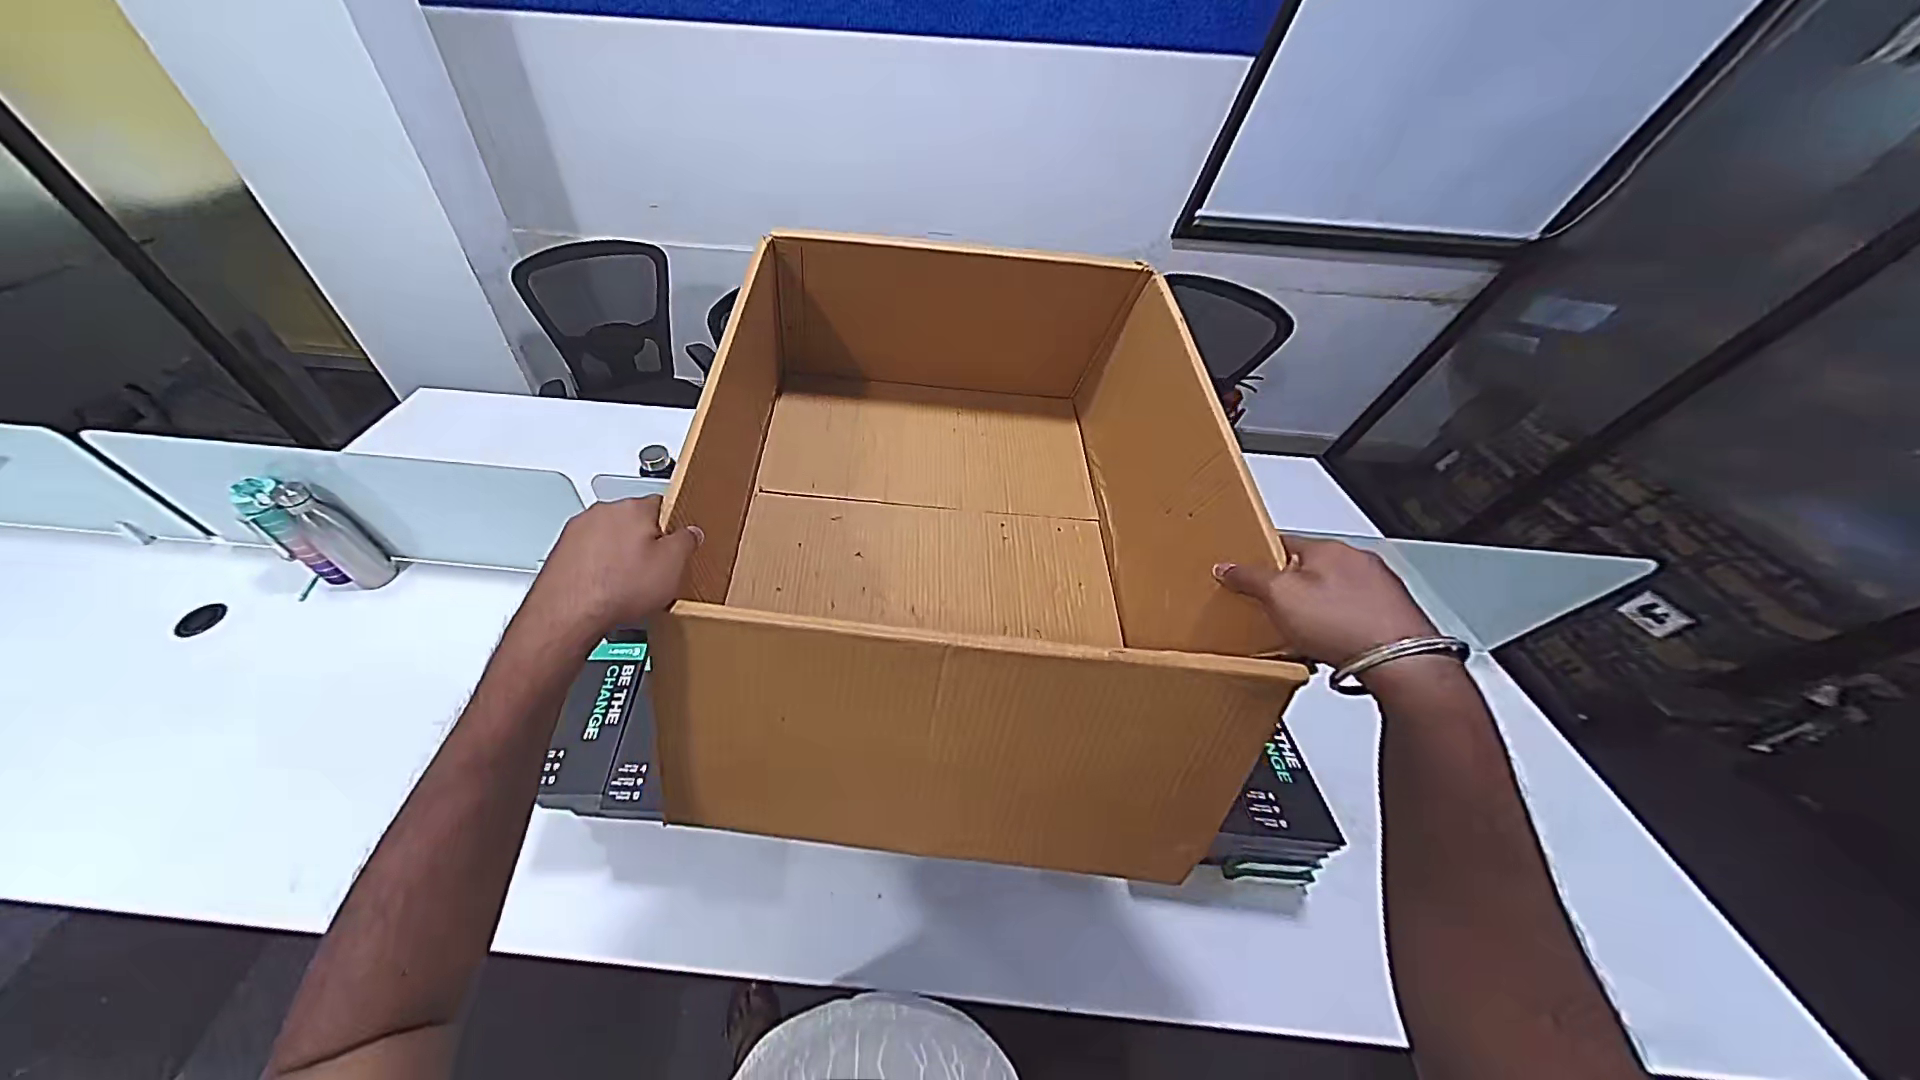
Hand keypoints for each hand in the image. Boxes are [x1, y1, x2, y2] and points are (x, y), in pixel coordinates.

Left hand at [517, 495, 701, 645]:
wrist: (568, 615)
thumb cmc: (616, 589)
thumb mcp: (673, 565)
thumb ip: (686, 541)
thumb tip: (690, 533)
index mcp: (633, 508)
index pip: (663, 506)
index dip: (673, 528)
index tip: (676, 546)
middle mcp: (603, 512)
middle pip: (635, 522)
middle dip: (645, 543)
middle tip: (654, 570)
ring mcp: (579, 531)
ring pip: (612, 539)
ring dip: (621, 556)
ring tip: (629, 585)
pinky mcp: (562, 551)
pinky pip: (592, 555)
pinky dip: (600, 568)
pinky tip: (608, 590)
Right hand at [1213, 537, 1435, 666]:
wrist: (1400, 663)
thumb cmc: (1345, 625)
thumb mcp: (1278, 597)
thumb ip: (1249, 578)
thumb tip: (1228, 568)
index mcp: (1329, 549)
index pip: (1284, 542)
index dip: (1262, 558)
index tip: (1251, 572)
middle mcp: (1358, 561)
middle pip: (1309, 569)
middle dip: (1291, 588)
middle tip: (1276, 609)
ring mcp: (1380, 586)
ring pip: (1333, 592)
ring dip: (1318, 609)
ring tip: (1304, 633)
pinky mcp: (1393, 613)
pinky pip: (1353, 614)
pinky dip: (1340, 626)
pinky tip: (1331, 644)